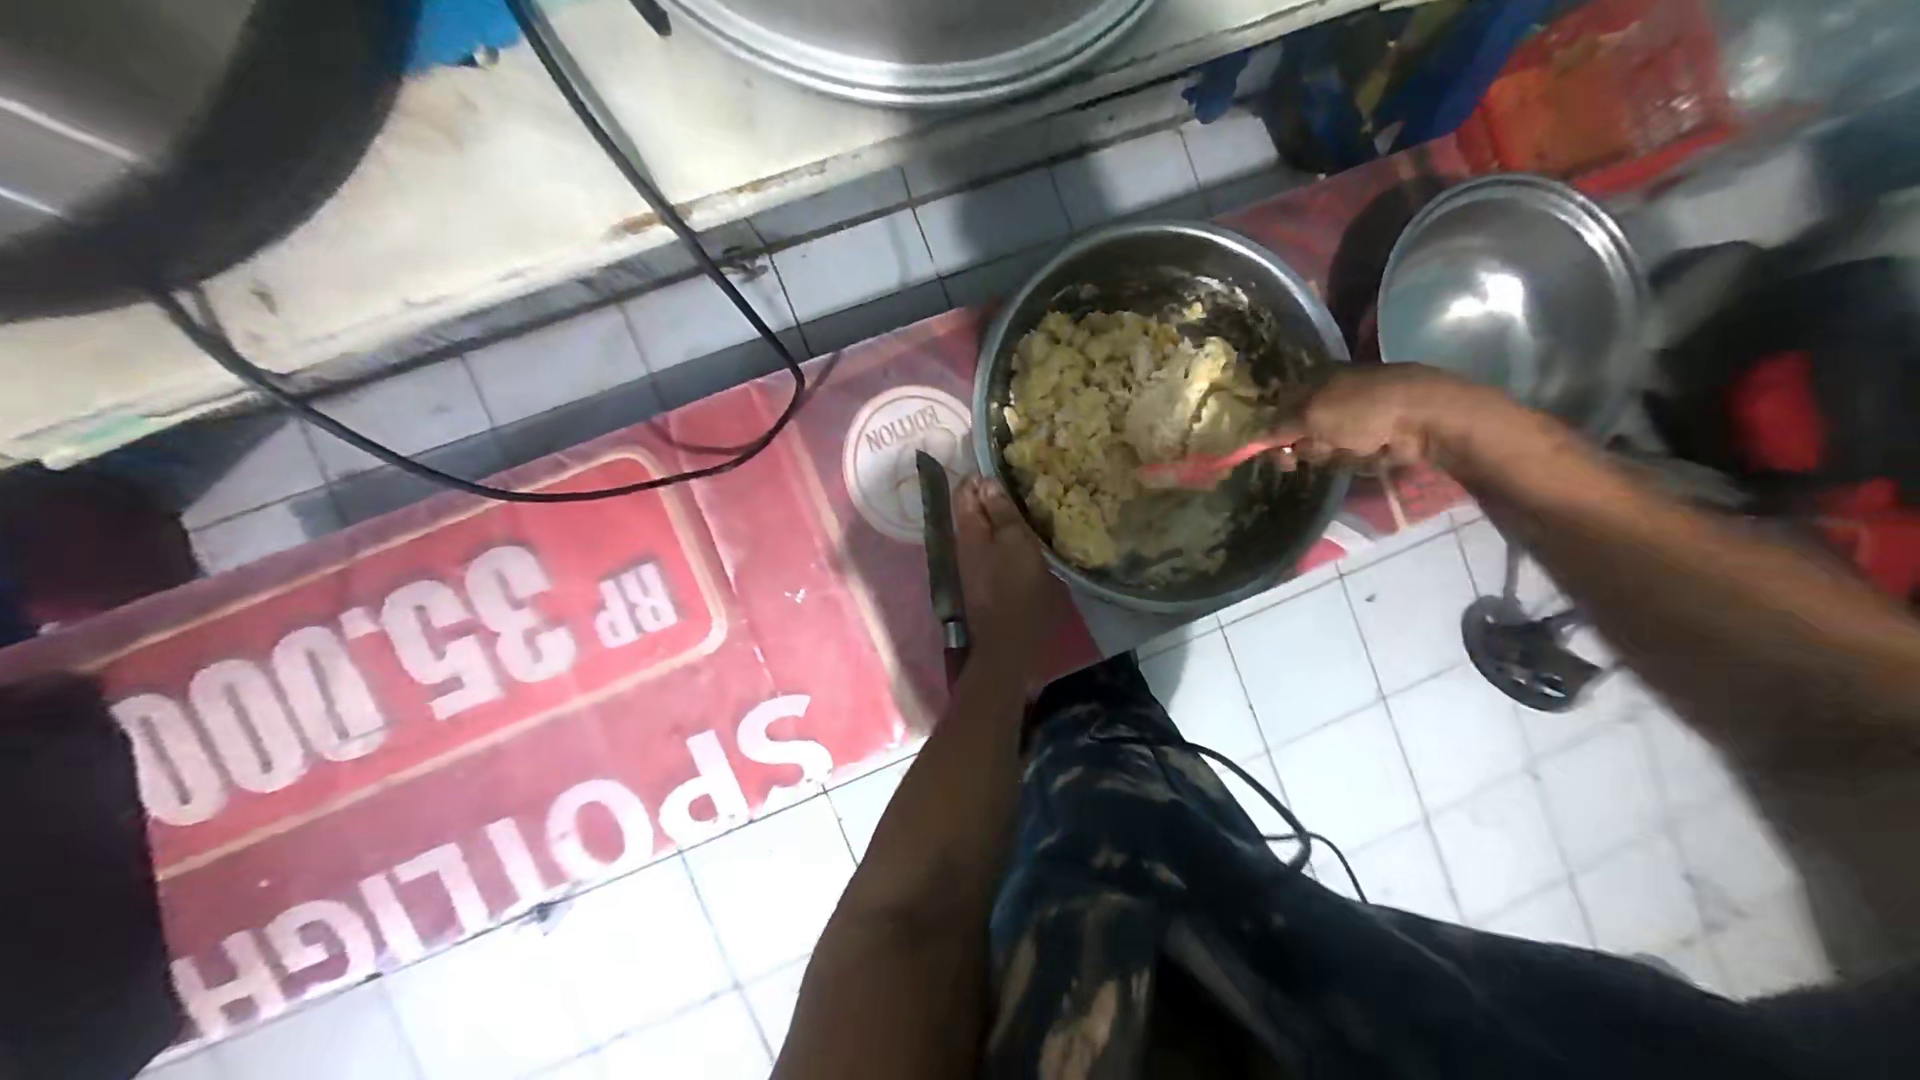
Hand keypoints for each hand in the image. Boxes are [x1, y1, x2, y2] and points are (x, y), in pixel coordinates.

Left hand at [954, 475, 1053, 678]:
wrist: (1010, 642)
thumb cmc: (1016, 587)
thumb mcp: (1014, 542)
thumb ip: (1001, 512)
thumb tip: (986, 481)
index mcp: (968, 531)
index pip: (964, 492)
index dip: (980, 476)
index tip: (1005, 466)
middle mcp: (964, 545)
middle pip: (973, 511)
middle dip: (992, 496)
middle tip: (1022, 485)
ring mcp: (973, 565)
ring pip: (984, 531)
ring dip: (1001, 519)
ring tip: (1028, 508)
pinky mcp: (985, 581)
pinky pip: (992, 549)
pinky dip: (1005, 539)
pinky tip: (1024, 539)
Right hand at [1277, 364, 1508, 469]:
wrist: (1425, 417)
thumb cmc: (1361, 407)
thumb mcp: (1310, 415)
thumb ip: (1277, 428)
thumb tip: (1252, 441)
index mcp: (1315, 381)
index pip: (1280, 408)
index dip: (1271, 430)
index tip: (1270, 450)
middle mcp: (1331, 397)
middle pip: (1298, 432)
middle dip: (1304, 446)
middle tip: (1316, 450)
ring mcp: (1354, 418)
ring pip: (1321, 447)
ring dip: (1330, 454)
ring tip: (1350, 448)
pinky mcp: (1373, 438)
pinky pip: (1347, 456)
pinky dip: (1353, 459)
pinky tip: (1369, 453)